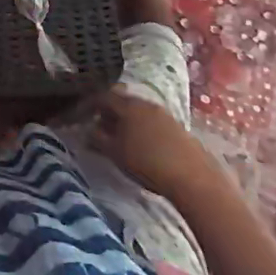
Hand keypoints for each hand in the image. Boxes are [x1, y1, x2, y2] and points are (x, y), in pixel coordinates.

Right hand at [91, 89, 223, 198]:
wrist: (194, 179)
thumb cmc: (147, 163)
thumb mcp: (115, 153)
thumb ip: (97, 139)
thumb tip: (87, 130)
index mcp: (129, 106)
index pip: (103, 96)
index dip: (90, 104)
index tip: (81, 115)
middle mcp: (147, 104)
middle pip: (123, 102)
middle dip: (109, 112)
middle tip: (99, 126)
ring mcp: (166, 115)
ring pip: (139, 111)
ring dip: (127, 121)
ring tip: (120, 138)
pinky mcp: (180, 129)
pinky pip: (153, 122)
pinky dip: (142, 128)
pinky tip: (143, 145)